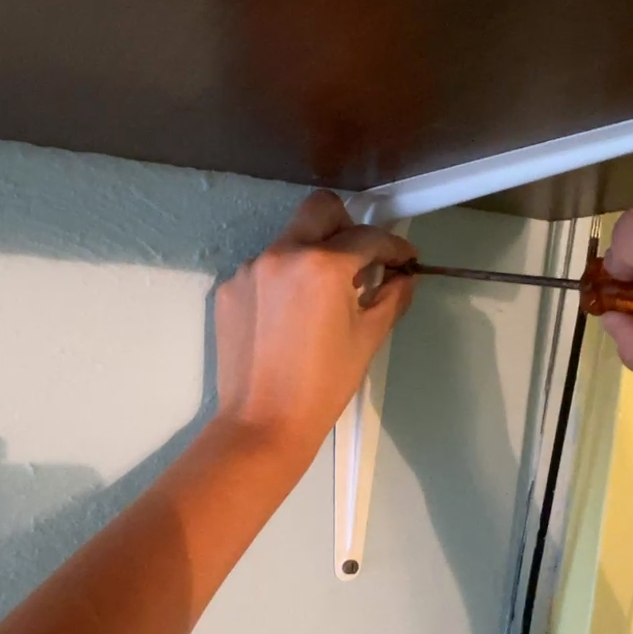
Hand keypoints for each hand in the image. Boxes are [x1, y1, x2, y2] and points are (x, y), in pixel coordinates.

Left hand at [212, 190, 416, 454]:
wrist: (263, 423)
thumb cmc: (323, 386)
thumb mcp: (367, 339)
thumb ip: (391, 297)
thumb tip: (402, 277)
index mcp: (322, 265)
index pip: (368, 237)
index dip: (394, 247)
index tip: (404, 261)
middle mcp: (281, 254)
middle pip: (320, 209)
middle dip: (347, 226)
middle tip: (359, 261)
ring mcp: (249, 270)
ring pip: (288, 241)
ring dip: (310, 257)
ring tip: (319, 300)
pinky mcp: (228, 291)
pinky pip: (263, 271)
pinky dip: (282, 283)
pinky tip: (287, 320)